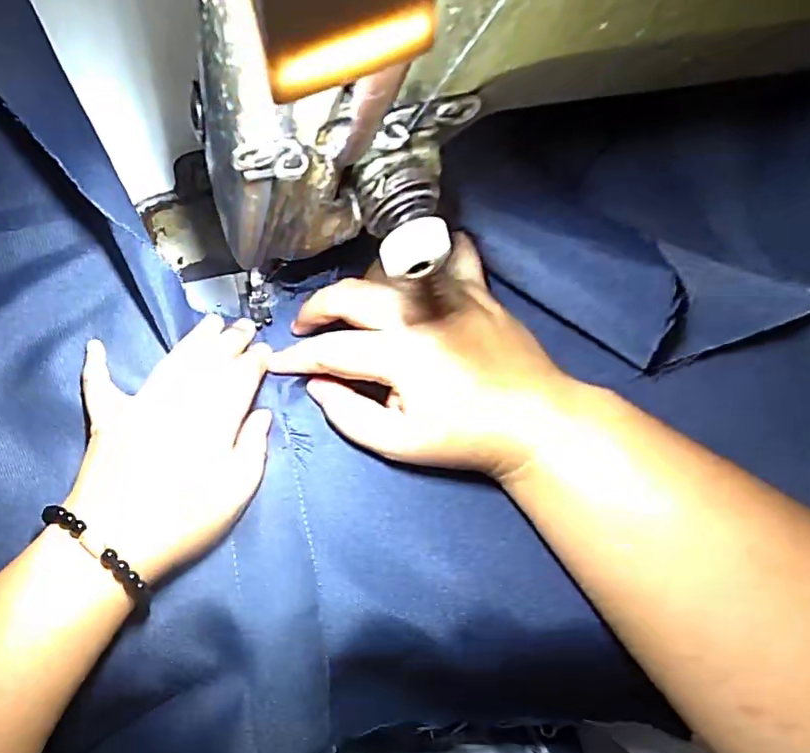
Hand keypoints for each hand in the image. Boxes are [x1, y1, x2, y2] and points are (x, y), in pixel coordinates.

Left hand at [62, 315, 272, 581]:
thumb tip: (261, 414)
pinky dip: (97, 366)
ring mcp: (137, 405)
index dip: (254, 360)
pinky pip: (99, 385)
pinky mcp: (106, 419)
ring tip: (208, 324)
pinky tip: (95, 346)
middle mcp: (176, 399)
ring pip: (169, 362)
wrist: (115, 539)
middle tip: (243, 326)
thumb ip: (252, 448)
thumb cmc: (183, 522)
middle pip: (207, 361)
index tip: (265, 349)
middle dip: (228, 341)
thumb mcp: (235, 494)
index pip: (239, 377)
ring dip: (191, 341)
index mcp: (213, 417)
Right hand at [266, 235, 579, 480]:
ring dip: (360, 287)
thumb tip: (318, 387)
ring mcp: (450, 295)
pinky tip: (413, 274)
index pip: (332, 348)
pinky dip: (426, 258)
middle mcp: (420, 313)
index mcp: (399, 353)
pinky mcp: (477, 291)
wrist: (532, 421)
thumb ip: (349, 415)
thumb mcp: (398, 442)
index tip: (277, 362)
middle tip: (303, 329)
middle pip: (351, 294)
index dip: (298, 357)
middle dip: (316, 309)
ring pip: (389, 270)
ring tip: (350, 311)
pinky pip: (448, 254)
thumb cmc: (463, 438)